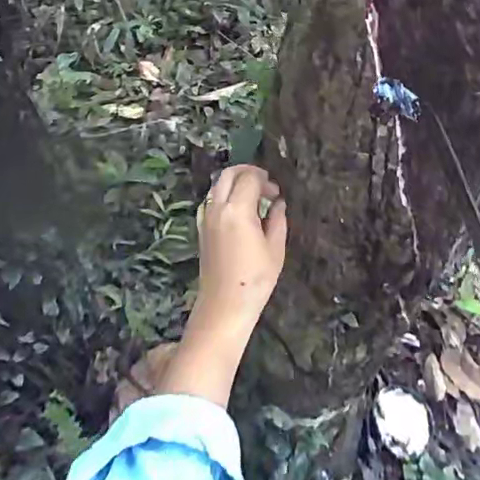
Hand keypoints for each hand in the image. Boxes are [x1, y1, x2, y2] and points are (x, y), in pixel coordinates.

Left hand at [158, 165, 287, 406]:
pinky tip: (237, 210)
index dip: (266, 181)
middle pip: (229, 174)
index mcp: (238, 210)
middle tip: (264, 184)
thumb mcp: (275, 248)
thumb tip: (278, 203)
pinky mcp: (201, 228)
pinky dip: (224, 195)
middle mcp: (217, 208)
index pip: (250, 179)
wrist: (224, 306)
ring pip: (217, 185)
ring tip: (253, 196)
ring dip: (235, 182)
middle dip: (248, 172)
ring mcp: (206, 218)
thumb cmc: (255, 279)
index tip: (277, 195)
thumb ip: (277, 219)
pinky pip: (211, 200)